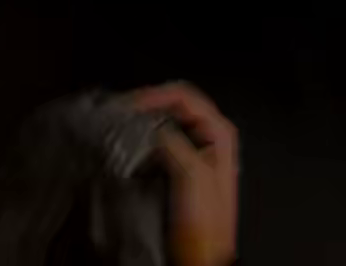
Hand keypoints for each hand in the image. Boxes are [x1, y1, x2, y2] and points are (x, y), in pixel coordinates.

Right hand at [133, 83, 238, 265]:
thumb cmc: (204, 231)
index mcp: (220, 133)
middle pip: (178, 104)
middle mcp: (213, 137)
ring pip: (171, 119)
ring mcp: (201, 150)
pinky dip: (150, 134)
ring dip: (149, 118)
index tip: (132, 104)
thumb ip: (174, 143)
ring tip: (128, 122)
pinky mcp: (187, 165)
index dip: (156, 96)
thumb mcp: (190, 177)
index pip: (184, 96)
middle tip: (126, 109)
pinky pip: (166, 138)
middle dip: (151, 104)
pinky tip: (136, 141)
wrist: (202, 264)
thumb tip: (156, 127)